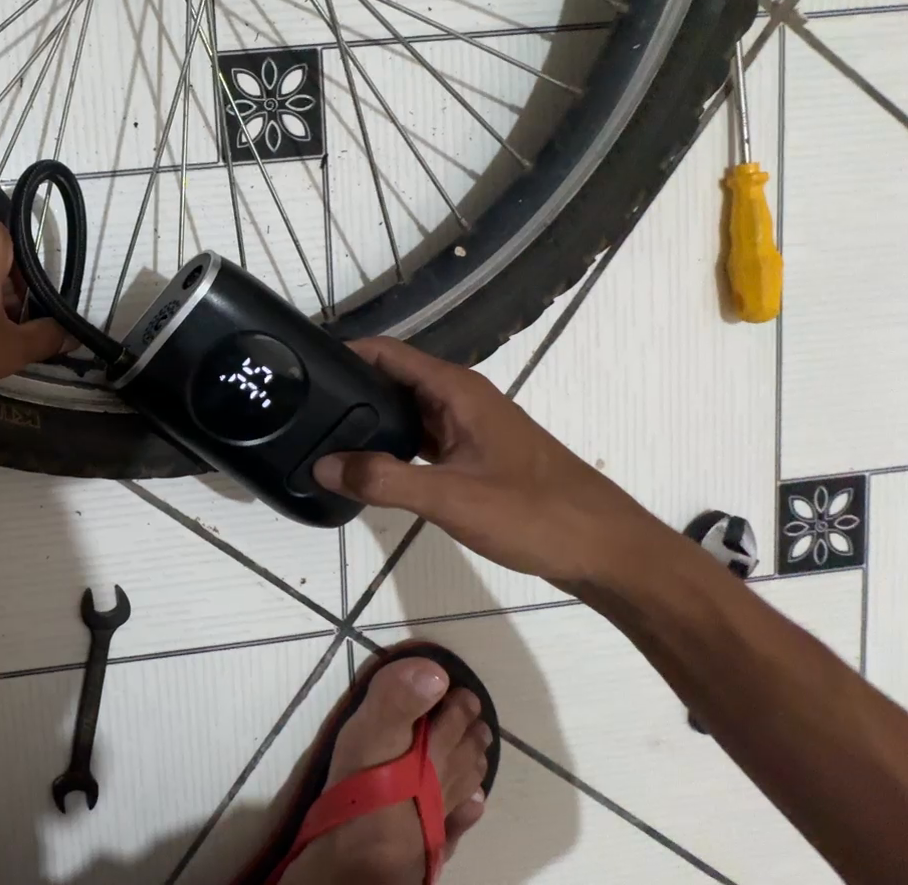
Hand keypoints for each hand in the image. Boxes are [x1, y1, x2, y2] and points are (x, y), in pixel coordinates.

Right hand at [312, 337, 659, 587]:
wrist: (611, 554)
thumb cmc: (537, 514)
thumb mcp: (451, 499)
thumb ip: (382, 480)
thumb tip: (321, 465)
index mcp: (457, 392)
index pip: (387, 353)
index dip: (343, 352)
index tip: (300, 366)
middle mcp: (461, 401)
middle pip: (391, 379)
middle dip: (346, 388)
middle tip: (297, 406)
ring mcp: (468, 429)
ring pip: (404, 412)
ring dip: (366, 420)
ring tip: (318, 435)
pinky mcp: (472, 456)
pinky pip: (418, 439)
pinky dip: (389, 446)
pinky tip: (364, 467)